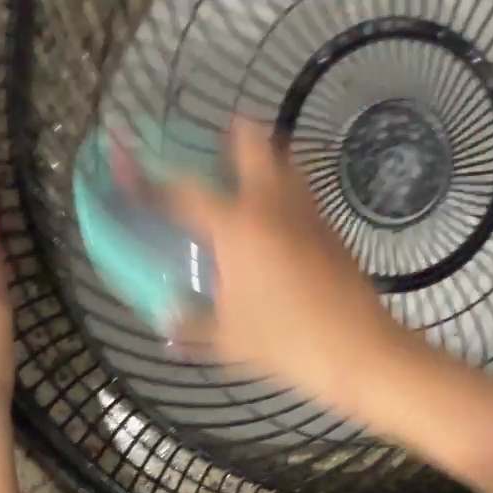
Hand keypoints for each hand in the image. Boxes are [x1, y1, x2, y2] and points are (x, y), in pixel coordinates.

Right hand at [171, 123, 416, 403]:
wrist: (360, 352)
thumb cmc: (288, 344)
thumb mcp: (229, 341)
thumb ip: (193, 326)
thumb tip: (169, 321)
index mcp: (236, 226)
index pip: (185, 190)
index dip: (153, 180)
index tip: (132, 170)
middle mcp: (272, 205)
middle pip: (251, 142)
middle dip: (230, 139)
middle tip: (215, 154)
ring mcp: (309, 214)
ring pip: (285, 163)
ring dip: (265, 163)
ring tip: (246, 187)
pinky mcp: (333, 233)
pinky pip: (304, 197)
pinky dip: (287, 196)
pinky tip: (280, 228)